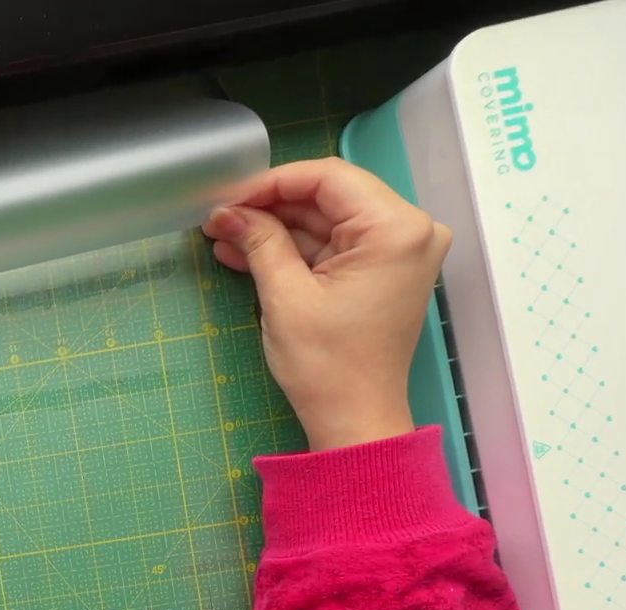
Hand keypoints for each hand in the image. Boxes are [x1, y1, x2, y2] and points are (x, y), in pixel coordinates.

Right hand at [203, 158, 451, 451]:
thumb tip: (228, 213)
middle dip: (269, 207)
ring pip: (324, 223)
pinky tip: (245, 252)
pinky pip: (329, 248)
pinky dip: (290, 250)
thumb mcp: (284, 298)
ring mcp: (395, 251)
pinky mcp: (377, 272)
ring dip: (273, 230)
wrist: (352, 414)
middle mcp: (407, 230)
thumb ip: (260, 244)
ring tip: (222, 237)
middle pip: (329, 198)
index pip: (329, 180)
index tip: (227, 200)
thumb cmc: (324, 362)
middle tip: (217, 219)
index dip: (272, 184)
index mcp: (396, 229)